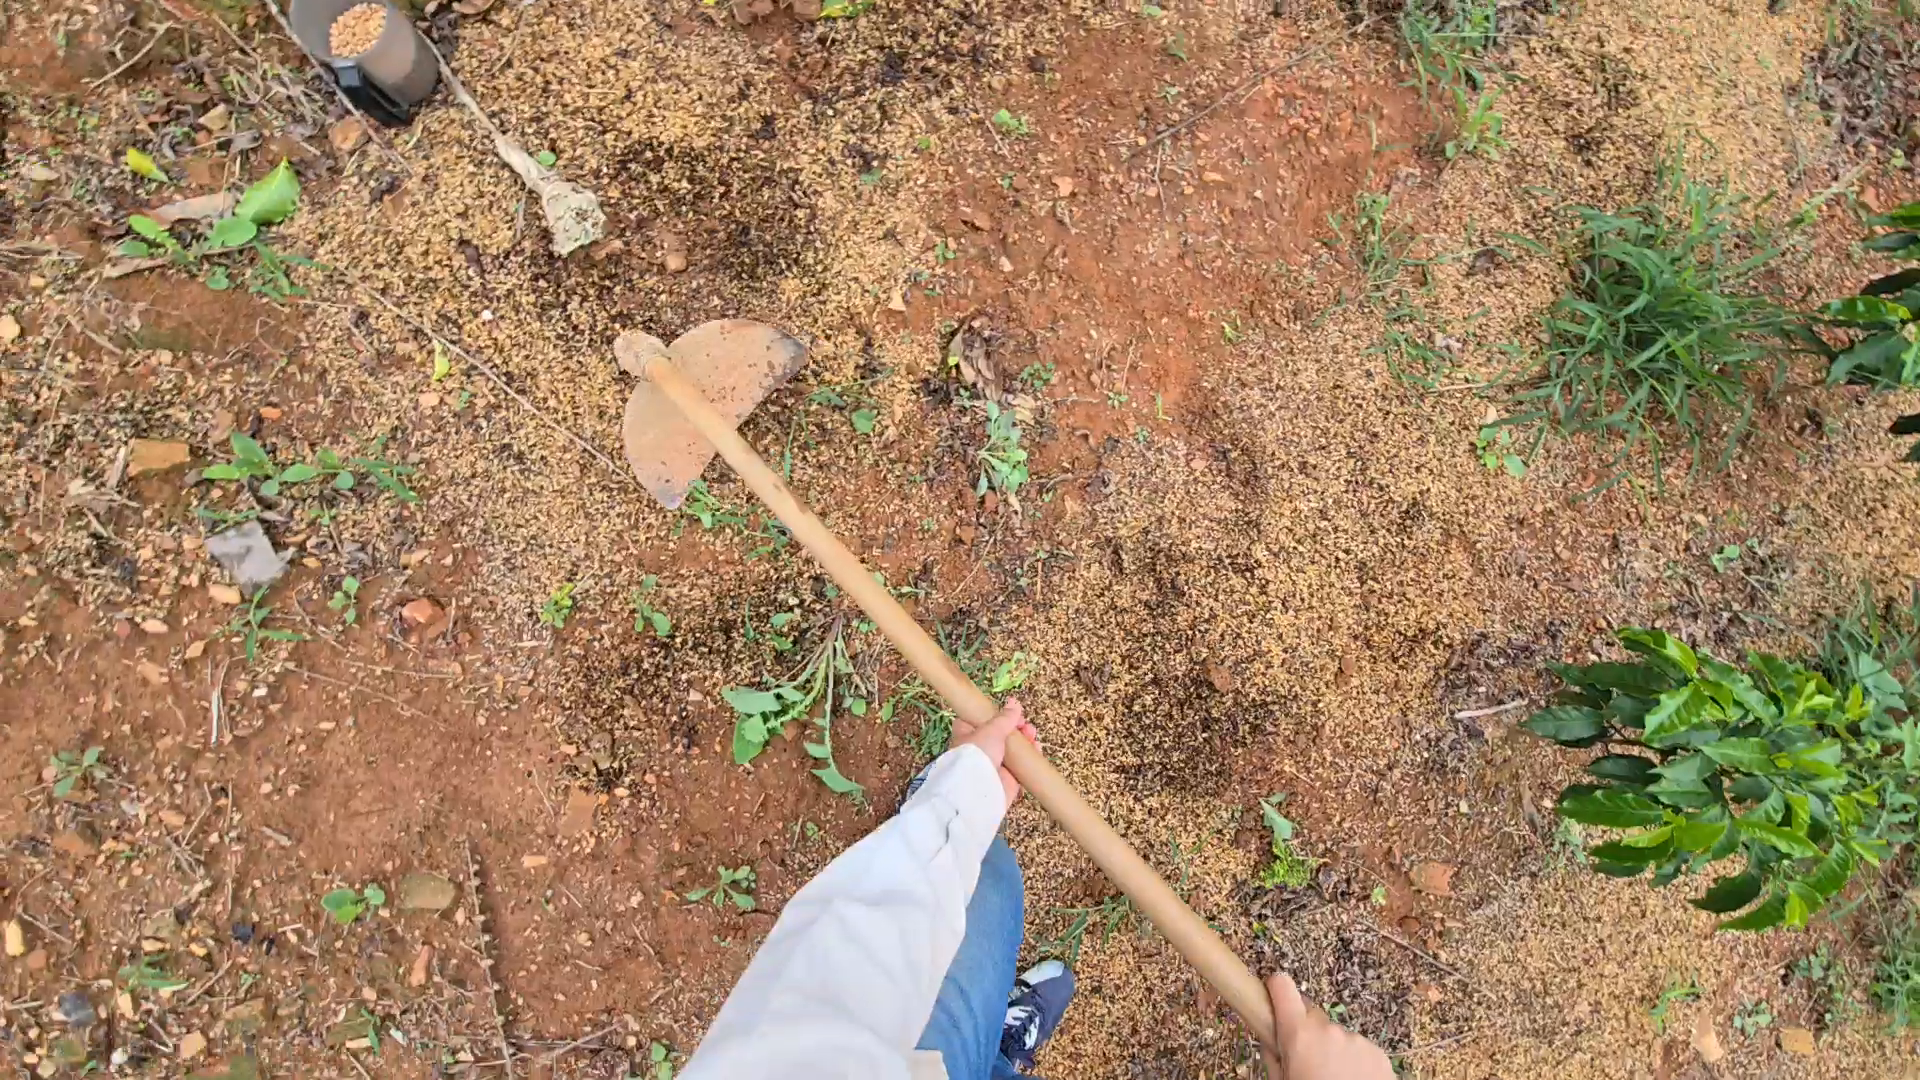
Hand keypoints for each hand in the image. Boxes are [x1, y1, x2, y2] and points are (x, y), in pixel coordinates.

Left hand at [951, 698, 1037, 810]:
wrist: (978, 790)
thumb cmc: (978, 753)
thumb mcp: (991, 729)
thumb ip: (1005, 718)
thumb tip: (1014, 704)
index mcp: (967, 735)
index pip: (980, 721)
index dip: (996, 715)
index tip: (1011, 712)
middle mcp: (979, 750)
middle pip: (1000, 735)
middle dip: (1015, 728)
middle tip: (1025, 725)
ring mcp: (993, 766)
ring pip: (1012, 750)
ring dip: (1024, 741)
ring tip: (1032, 734)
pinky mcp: (1007, 780)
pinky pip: (1021, 766)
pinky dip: (1030, 757)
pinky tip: (1037, 749)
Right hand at [1261, 973, 1392, 1079]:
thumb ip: (1273, 1055)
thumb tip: (1271, 1037)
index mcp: (1298, 1033)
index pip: (1281, 984)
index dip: (1277, 992)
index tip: (1276, 1004)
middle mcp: (1327, 1029)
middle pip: (1311, 1015)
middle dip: (1308, 1032)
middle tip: (1311, 1063)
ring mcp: (1356, 1040)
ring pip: (1336, 1035)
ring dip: (1334, 1050)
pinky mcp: (1380, 1055)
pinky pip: (1360, 1049)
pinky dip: (1357, 1062)